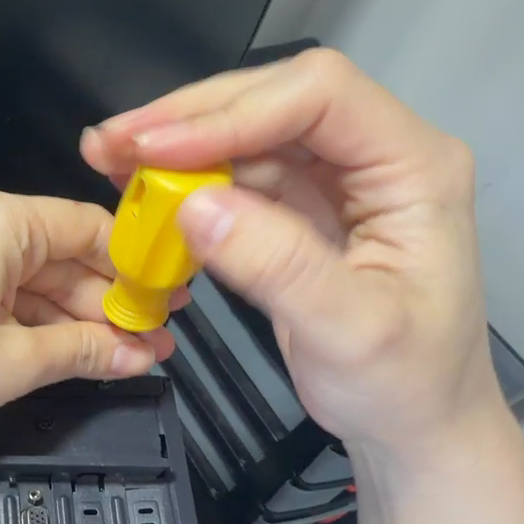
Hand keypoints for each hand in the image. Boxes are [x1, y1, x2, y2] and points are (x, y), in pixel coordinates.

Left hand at [0, 183, 184, 446]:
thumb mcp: (13, 365)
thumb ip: (84, 354)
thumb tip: (136, 357)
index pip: (88, 229)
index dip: (133, 271)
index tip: (164, 303)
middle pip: (55, 254)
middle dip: (100, 304)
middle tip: (144, 344)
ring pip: (20, 274)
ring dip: (62, 316)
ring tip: (110, 355)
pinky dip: (19, 316)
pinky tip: (53, 348)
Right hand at [81, 49, 505, 460]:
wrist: (412, 423)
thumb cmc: (402, 383)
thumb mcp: (348, 331)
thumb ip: (276, 266)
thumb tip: (193, 206)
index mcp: (411, 168)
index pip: (319, 100)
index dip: (232, 114)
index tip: (155, 150)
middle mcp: (373, 159)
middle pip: (276, 102)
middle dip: (189, 118)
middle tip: (112, 140)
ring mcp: (332, 186)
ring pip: (247, 137)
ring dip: (177, 146)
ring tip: (110, 157)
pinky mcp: (297, 216)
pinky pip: (235, 182)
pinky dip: (184, 183)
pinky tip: (142, 190)